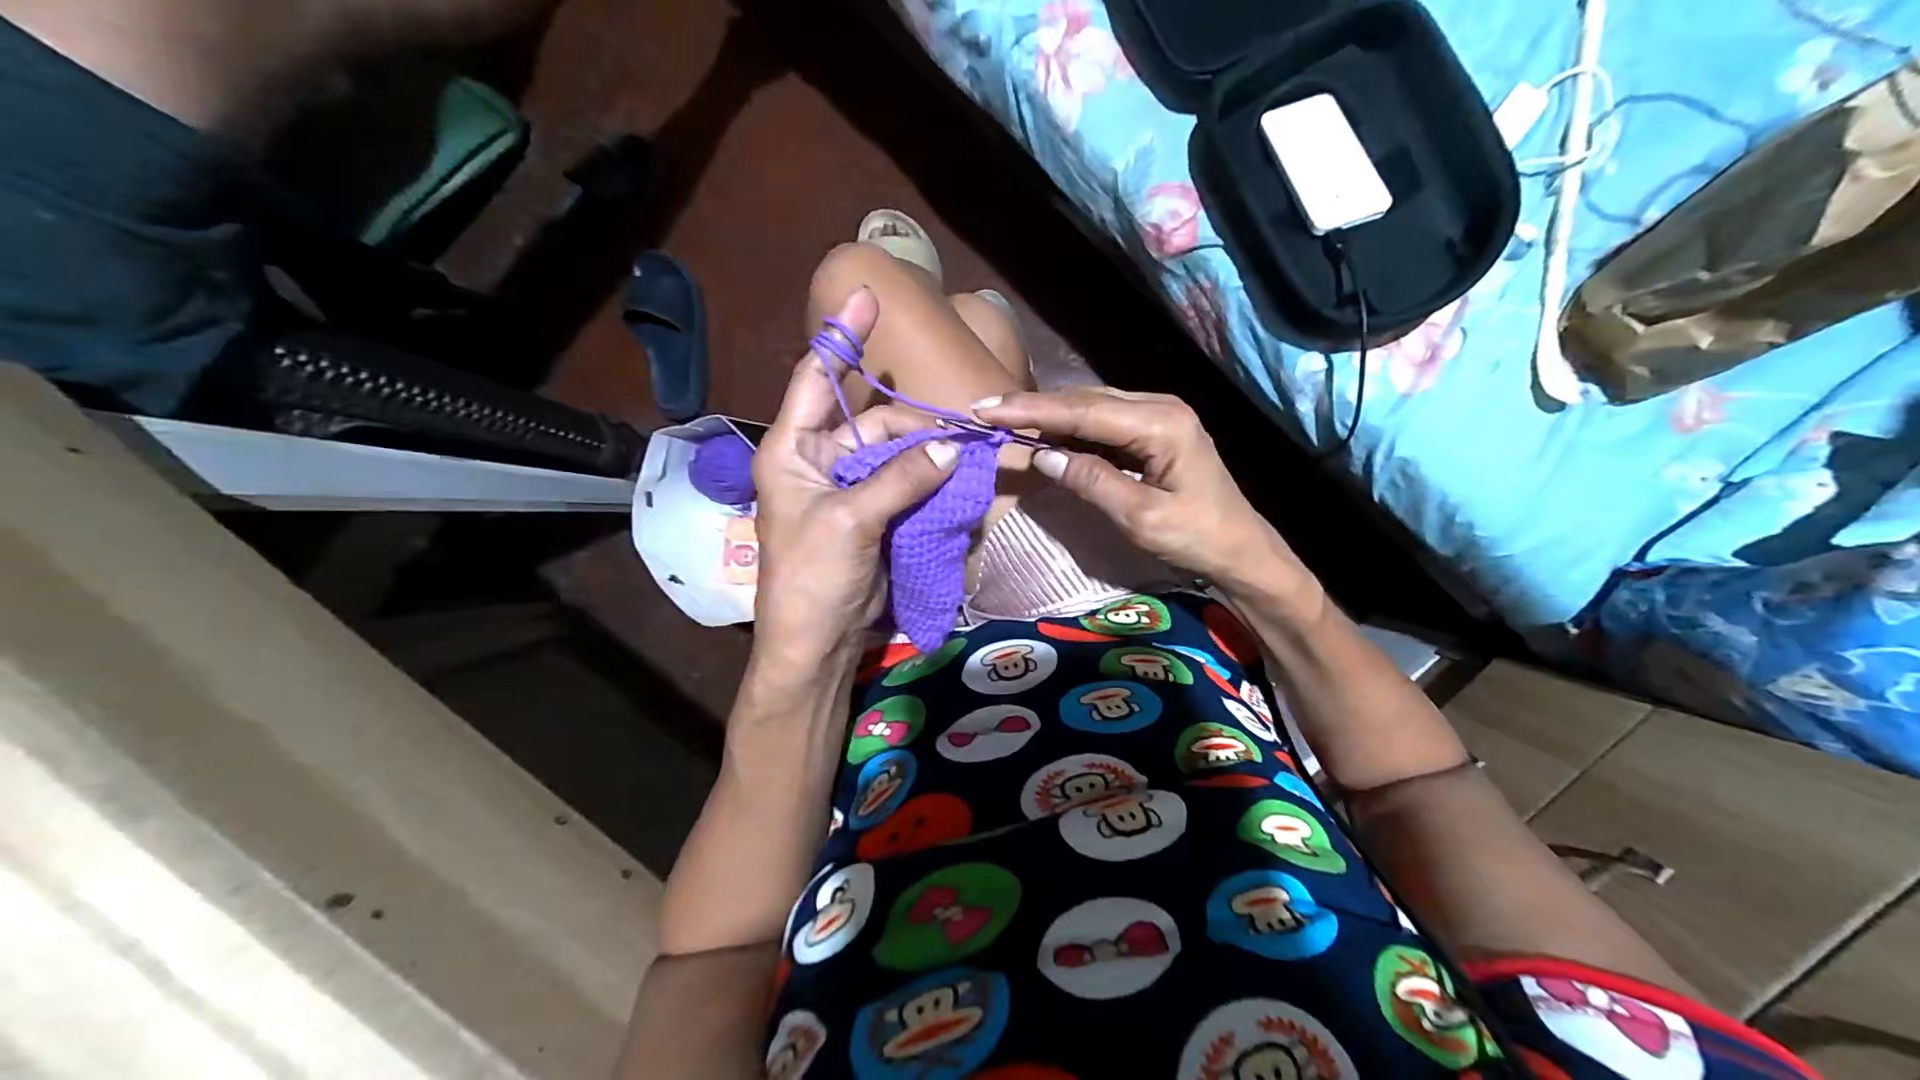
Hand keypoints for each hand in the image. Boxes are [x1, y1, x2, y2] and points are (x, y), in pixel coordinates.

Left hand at [750, 289, 959, 674]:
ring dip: (926, 453)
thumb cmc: (812, 576)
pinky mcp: (873, 513)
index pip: (815, 379)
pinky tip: (955, 476)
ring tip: (964, 455)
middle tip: (958, 428)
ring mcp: (848, 487)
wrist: (818, 640)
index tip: (869, 296)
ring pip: (894, 452)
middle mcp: (817, 460)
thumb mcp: (851, 521)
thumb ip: (900, 480)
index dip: (841, 338)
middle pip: (869, 420)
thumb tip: (953, 447)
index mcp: (791, 450)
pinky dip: (928, 478)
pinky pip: (905, 482)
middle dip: (910, 421)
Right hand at [975, 388, 1313, 598]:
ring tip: (1003, 419)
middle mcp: (1159, 407)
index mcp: (1161, 424)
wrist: (1239, 549)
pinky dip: (1068, 428)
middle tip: (984, 410)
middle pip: (1083, 400)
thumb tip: (1042, 455)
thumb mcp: (1141, 517)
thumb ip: (1091, 481)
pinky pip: (1101, 422)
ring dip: (1048, 415)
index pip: (1083, 411)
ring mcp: (1156, 416)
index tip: (986, 408)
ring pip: (1089, 407)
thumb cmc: (1196, 537)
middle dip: (1033, 406)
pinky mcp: (1151, 431)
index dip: (1031, 410)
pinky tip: (1043, 434)